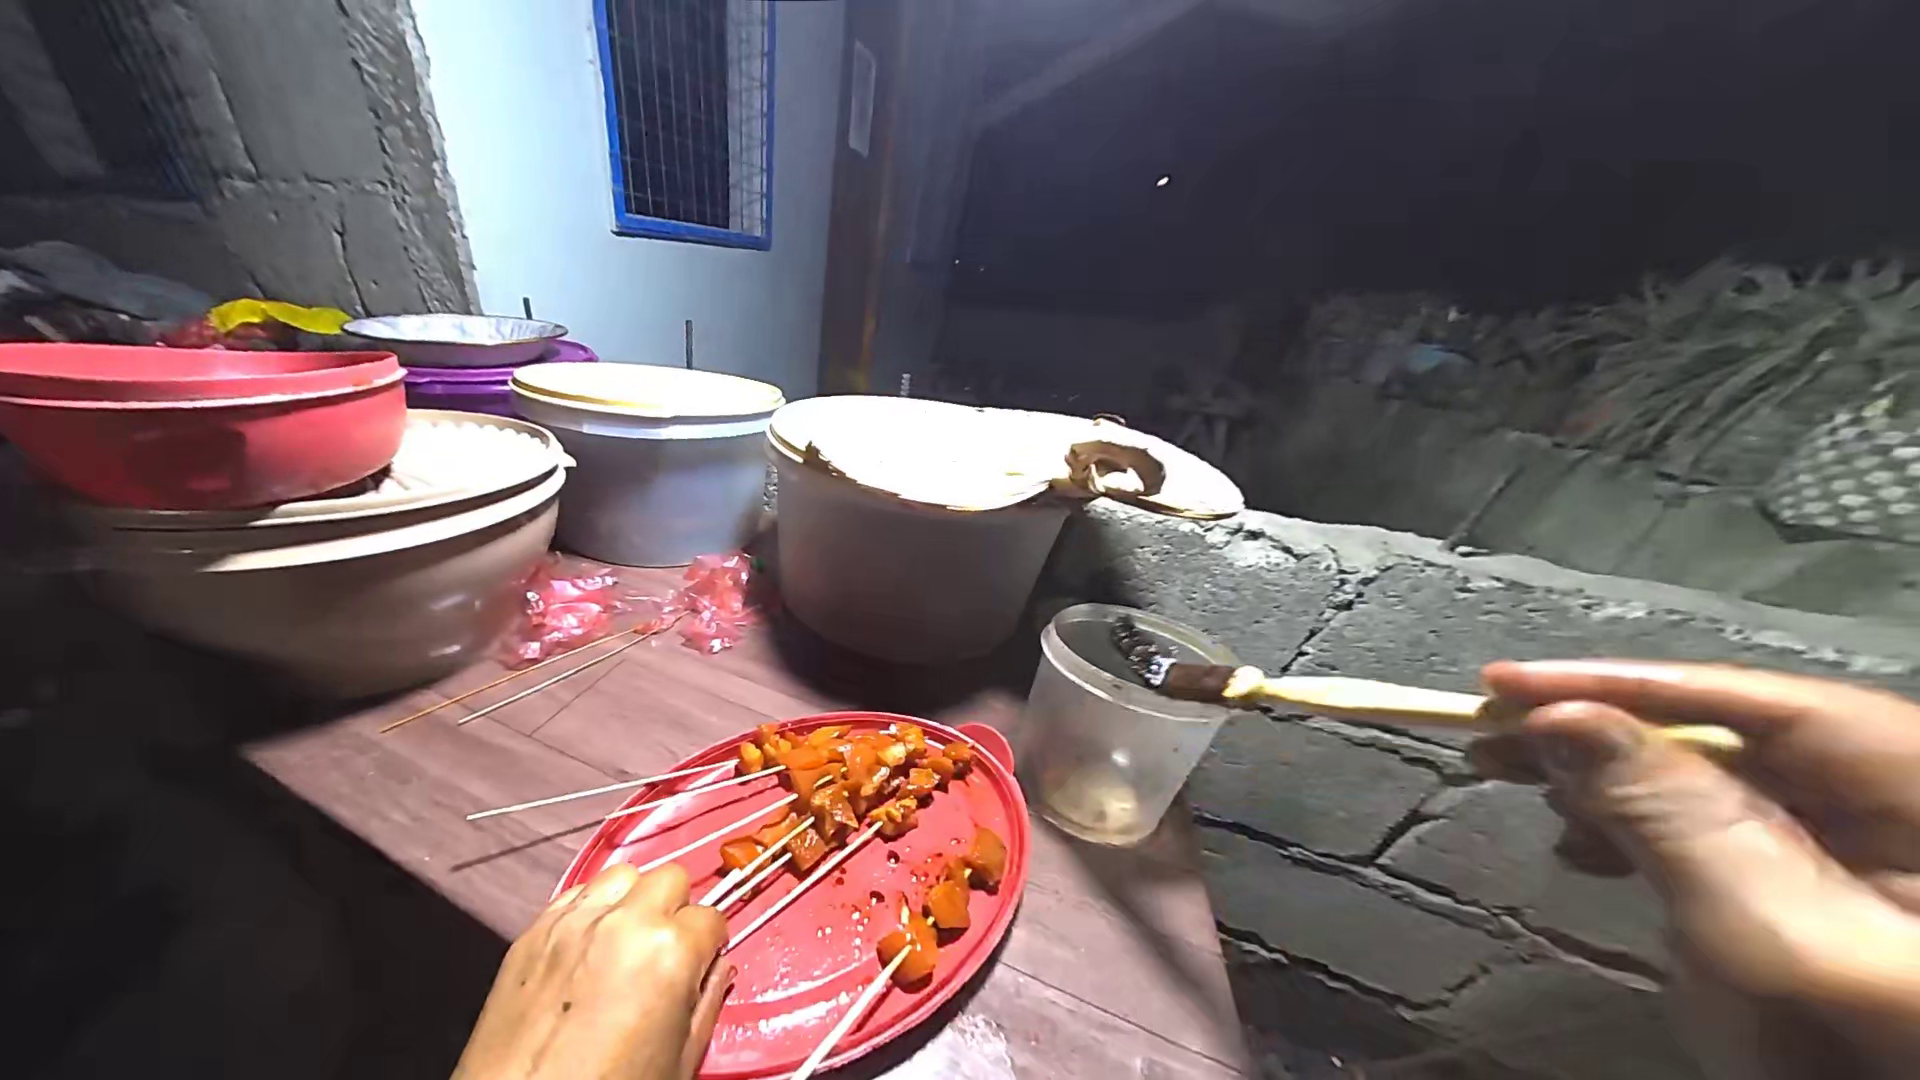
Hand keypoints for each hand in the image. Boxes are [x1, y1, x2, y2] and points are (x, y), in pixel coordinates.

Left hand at [452, 863, 731, 1079]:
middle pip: (671, 880)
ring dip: (631, 901)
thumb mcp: (680, 1060)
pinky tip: (585, 947)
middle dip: (674, 910)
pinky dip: (588, 911)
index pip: (711, 919)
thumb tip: (716, 966)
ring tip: (622, 941)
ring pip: (623, 876)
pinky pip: (575, 896)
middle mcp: (627, 922)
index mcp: (671, 951)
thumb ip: (708, 1002)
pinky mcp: (532, 934)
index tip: (697, 964)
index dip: (708, 945)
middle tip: (662, 950)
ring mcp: (575, 923)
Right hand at [1472, 660, 1919, 1079]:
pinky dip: (1625, 826)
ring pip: (1699, 780)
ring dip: (1595, 776)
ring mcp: (1861, 857)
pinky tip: (1580, 844)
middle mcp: (1901, 814)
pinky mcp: (1813, 896)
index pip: (1758, 705)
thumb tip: (1557, 718)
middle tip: (1488, 729)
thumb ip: (1674, 818)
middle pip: (1718, 738)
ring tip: (1518, 781)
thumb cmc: (1862, 1053)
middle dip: (1591, 731)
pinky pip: (1701, 830)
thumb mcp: (1769, 940)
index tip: (1502, 682)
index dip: (1621, 684)